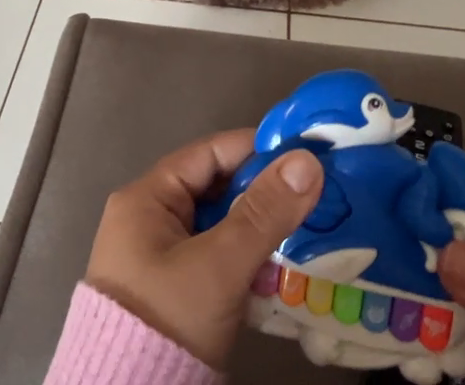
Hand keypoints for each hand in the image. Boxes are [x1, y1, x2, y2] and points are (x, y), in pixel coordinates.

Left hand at [83, 129, 323, 368]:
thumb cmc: (170, 314)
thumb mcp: (219, 263)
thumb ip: (264, 213)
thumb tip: (307, 161)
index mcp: (146, 198)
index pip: (208, 154)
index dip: (256, 149)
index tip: (306, 153)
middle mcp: (150, 219)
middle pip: (216, 190)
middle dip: (265, 193)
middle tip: (318, 195)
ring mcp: (161, 257)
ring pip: (221, 227)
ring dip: (261, 230)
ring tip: (313, 229)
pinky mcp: (176, 291)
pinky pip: (219, 259)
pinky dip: (249, 260)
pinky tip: (285, 269)